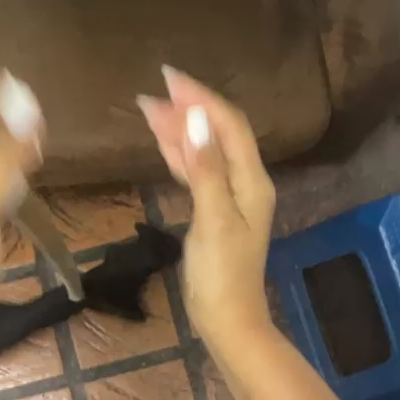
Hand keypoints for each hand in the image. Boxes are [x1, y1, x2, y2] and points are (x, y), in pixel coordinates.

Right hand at [138, 68, 275, 346]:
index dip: (201, 98)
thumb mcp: (213, 219)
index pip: (228, 126)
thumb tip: (195, 119)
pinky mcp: (214, 214)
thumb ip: (205, 168)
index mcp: (251, 181)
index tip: (168, 78)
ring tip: (149, 111)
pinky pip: (198, 174)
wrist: (227, 322)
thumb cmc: (221, 276)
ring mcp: (230, 199)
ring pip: (205, 152)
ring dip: (180, 130)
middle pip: (217, 134)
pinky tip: (164, 145)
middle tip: (151, 93)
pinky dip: (181, 156)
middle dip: (187, 110)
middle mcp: (245, 183)